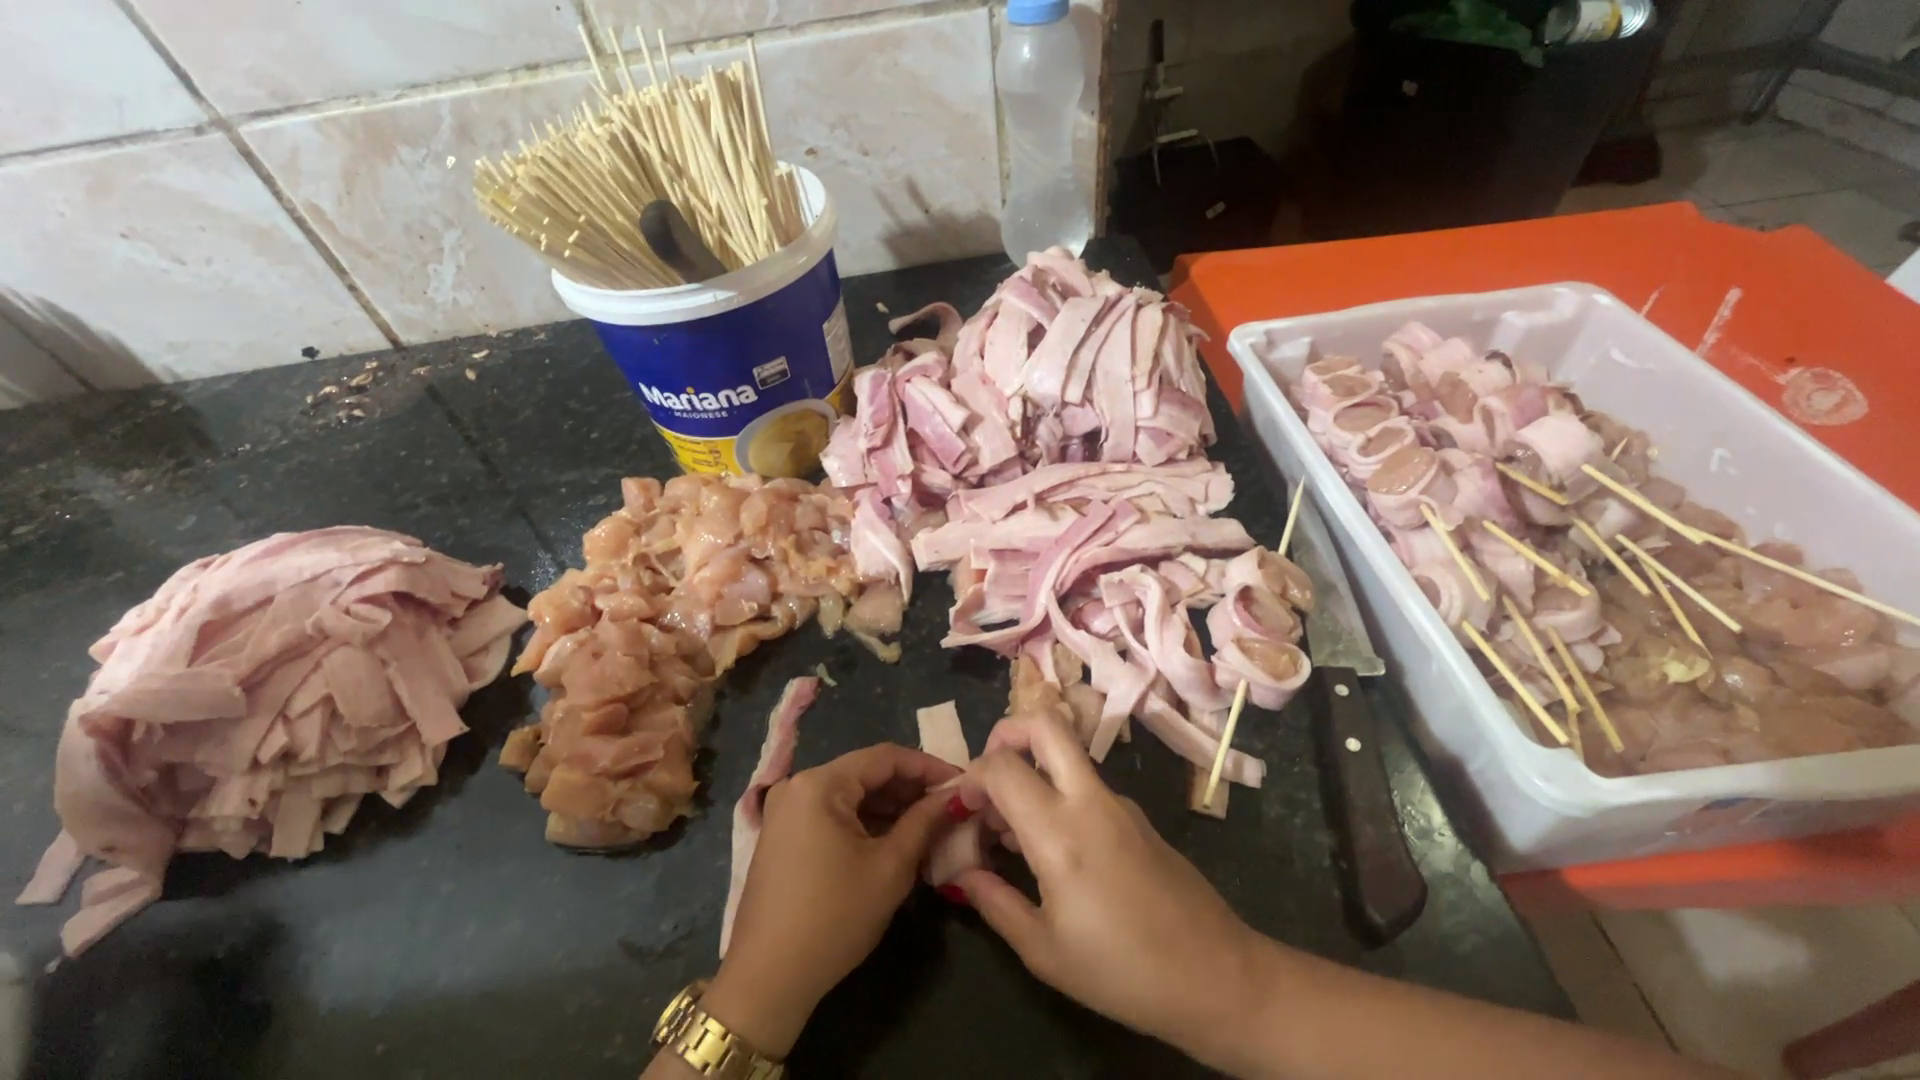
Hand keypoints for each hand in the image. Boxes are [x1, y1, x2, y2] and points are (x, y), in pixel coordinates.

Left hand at [709, 743, 962, 1054]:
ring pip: (851, 795)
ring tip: (930, 827)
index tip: (962, 785)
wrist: (768, 978)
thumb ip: (925, 822)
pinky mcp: (783, 836)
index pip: (885, 757)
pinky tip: (895, 841)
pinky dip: (866, 823)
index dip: (929, 767)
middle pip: (866, 773)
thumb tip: (955, 797)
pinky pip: (833, 815)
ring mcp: (786, 811)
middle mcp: (798, 786)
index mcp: (820, 783)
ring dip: (890, 808)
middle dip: (910, 789)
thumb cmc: (835, 917)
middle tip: (950, 808)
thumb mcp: (890, 868)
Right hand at [950, 713, 1273, 1064]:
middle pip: (1047, 725)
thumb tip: (960, 873)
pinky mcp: (1138, 817)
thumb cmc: (1122, 971)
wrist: (1216, 976)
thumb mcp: (1044, 950)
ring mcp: (1120, 804)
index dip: (970, 776)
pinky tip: (1049, 848)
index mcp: (1059, 832)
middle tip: (987, 776)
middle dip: (1007, 733)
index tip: (959, 808)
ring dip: (1031, 770)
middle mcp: (1090, 801)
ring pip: (1067, 756)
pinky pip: (1087, 785)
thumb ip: (995, 902)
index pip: (1002, 766)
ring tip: (1008, 829)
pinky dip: (1057, 794)